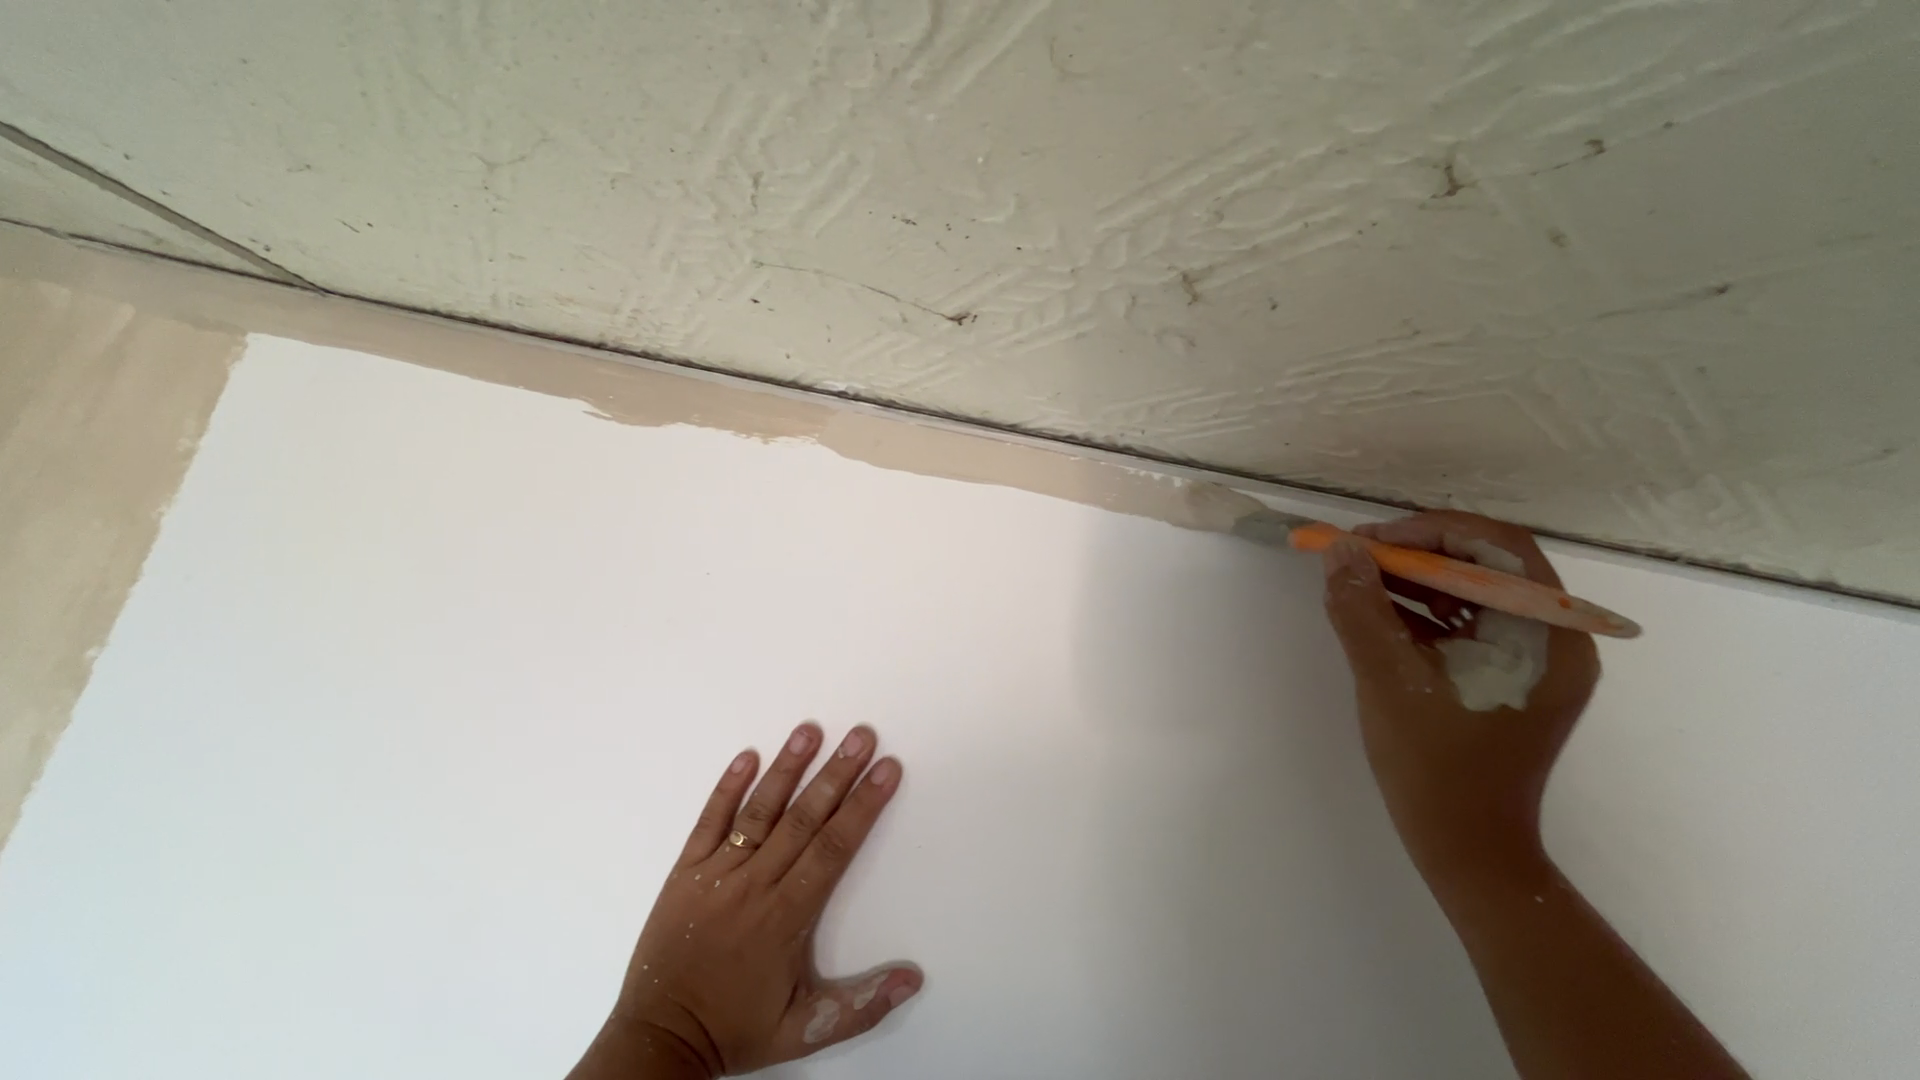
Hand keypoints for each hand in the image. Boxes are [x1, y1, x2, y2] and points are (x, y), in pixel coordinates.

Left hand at [569, 724, 919, 1079]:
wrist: (660, 1038)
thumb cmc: (736, 1029)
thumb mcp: (804, 1030)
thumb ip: (860, 1006)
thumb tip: (913, 980)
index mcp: (785, 917)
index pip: (833, 849)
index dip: (862, 806)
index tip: (886, 770)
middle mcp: (753, 885)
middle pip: (803, 819)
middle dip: (837, 774)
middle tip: (862, 736)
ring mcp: (716, 874)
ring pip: (759, 812)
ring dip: (787, 769)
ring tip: (810, 730)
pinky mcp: (685, 872)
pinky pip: (708, 822)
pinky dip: (727, 788)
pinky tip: (747, 756)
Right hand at [1320, 512, 1599, 880]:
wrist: (1467, 849)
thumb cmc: (1434, 766)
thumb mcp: (1388, 680)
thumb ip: (1361, 609)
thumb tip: (1340, 551)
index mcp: (1545, 637)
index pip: (1498, 549)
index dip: (1431, 530)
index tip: (1370, 540)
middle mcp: (1554, 640)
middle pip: (1488, 568)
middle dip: (1418, 552)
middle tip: (1357, 556)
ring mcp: (1534, 663)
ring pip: (1476, 595)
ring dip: (1417, 580)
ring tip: (1359, 580)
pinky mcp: (1511, 681)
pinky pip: (1469, 626)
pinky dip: (1424, 613)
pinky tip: (1378, 615)